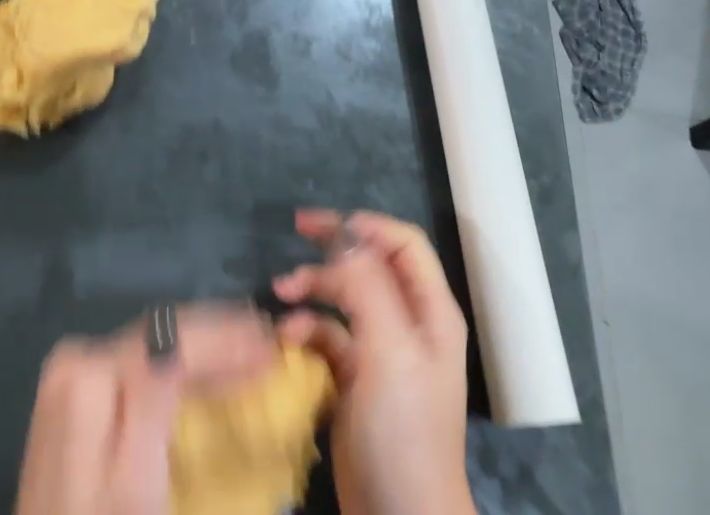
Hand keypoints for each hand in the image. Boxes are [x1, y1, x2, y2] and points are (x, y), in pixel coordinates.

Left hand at [13, 303, 276, 514]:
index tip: (271, 346)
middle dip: (220, 333)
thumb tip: (182, 335)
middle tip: (271, 341)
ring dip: (207, 343)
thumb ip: (152, 397)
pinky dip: (183, 360)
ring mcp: (78, 368)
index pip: (172, 335)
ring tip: (255, 347)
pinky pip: (144, 359)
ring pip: (158, 340)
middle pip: (165, 331)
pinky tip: (215, 367)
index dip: (224, 336)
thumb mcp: (134, 475)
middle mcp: (79, 355)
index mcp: (90, 371)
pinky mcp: (83, 385)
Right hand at [274, 209, 473, 514]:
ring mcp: (381, 353)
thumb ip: (368, 288)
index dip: (364, 226)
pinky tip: (287, 342)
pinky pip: (327, 339)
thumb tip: (344, 236)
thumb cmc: (403, 429)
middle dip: (331, 253)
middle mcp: (408, 324)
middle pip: (369, 267)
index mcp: (429, 311)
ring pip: (343, 301)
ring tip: (280, 295)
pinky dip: (306, 333)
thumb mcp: (389, 352)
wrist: (400, 513)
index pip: (403, 244)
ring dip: (312, 293)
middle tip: (293, 238)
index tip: (320, 223)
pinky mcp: (355, 380)